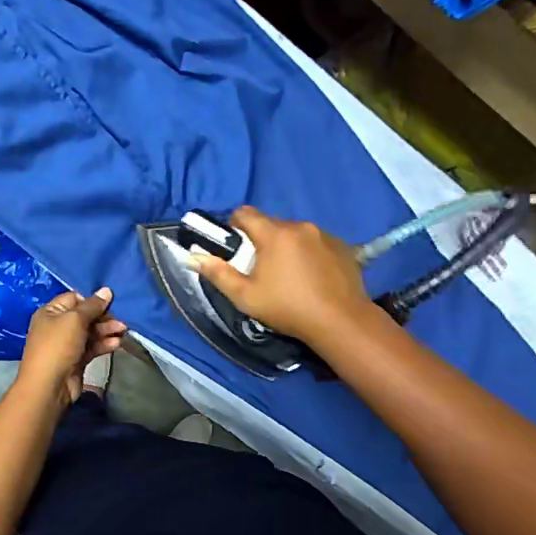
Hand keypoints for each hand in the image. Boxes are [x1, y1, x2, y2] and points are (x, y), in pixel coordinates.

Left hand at [17, 288, 127, 404]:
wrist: (49, 385)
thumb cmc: (58, 346)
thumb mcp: (75, 320)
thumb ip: (92, 305)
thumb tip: (106, 290)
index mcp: (51, 312)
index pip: (74, 298)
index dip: (92, 300)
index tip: (111, 301)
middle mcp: (58, 326)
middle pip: (85, 316)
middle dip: (103, 317)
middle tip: (121, 320)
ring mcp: (67, 344)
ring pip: (91, 332)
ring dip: (107, 330)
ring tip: (124, 331)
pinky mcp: (77, 359)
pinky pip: (93, 347)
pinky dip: (104, 344)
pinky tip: (117, 343)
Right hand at [192, 206, 368, 342]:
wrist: (340, 321)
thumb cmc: (287, 308)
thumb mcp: (245, 296)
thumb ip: (218, 273)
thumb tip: (192, 257)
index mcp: (274, 234)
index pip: (245, 213)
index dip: (233, 225)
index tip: (233, 246)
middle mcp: (300, 226)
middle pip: (271, 224)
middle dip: (261, 240)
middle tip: (259, 269)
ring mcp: (325, 235)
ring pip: (295, 233)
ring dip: (287, 246)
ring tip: (288, 275)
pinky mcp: (343, 246)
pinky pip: (317, 242)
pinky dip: (309, 253)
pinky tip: (311, 277)